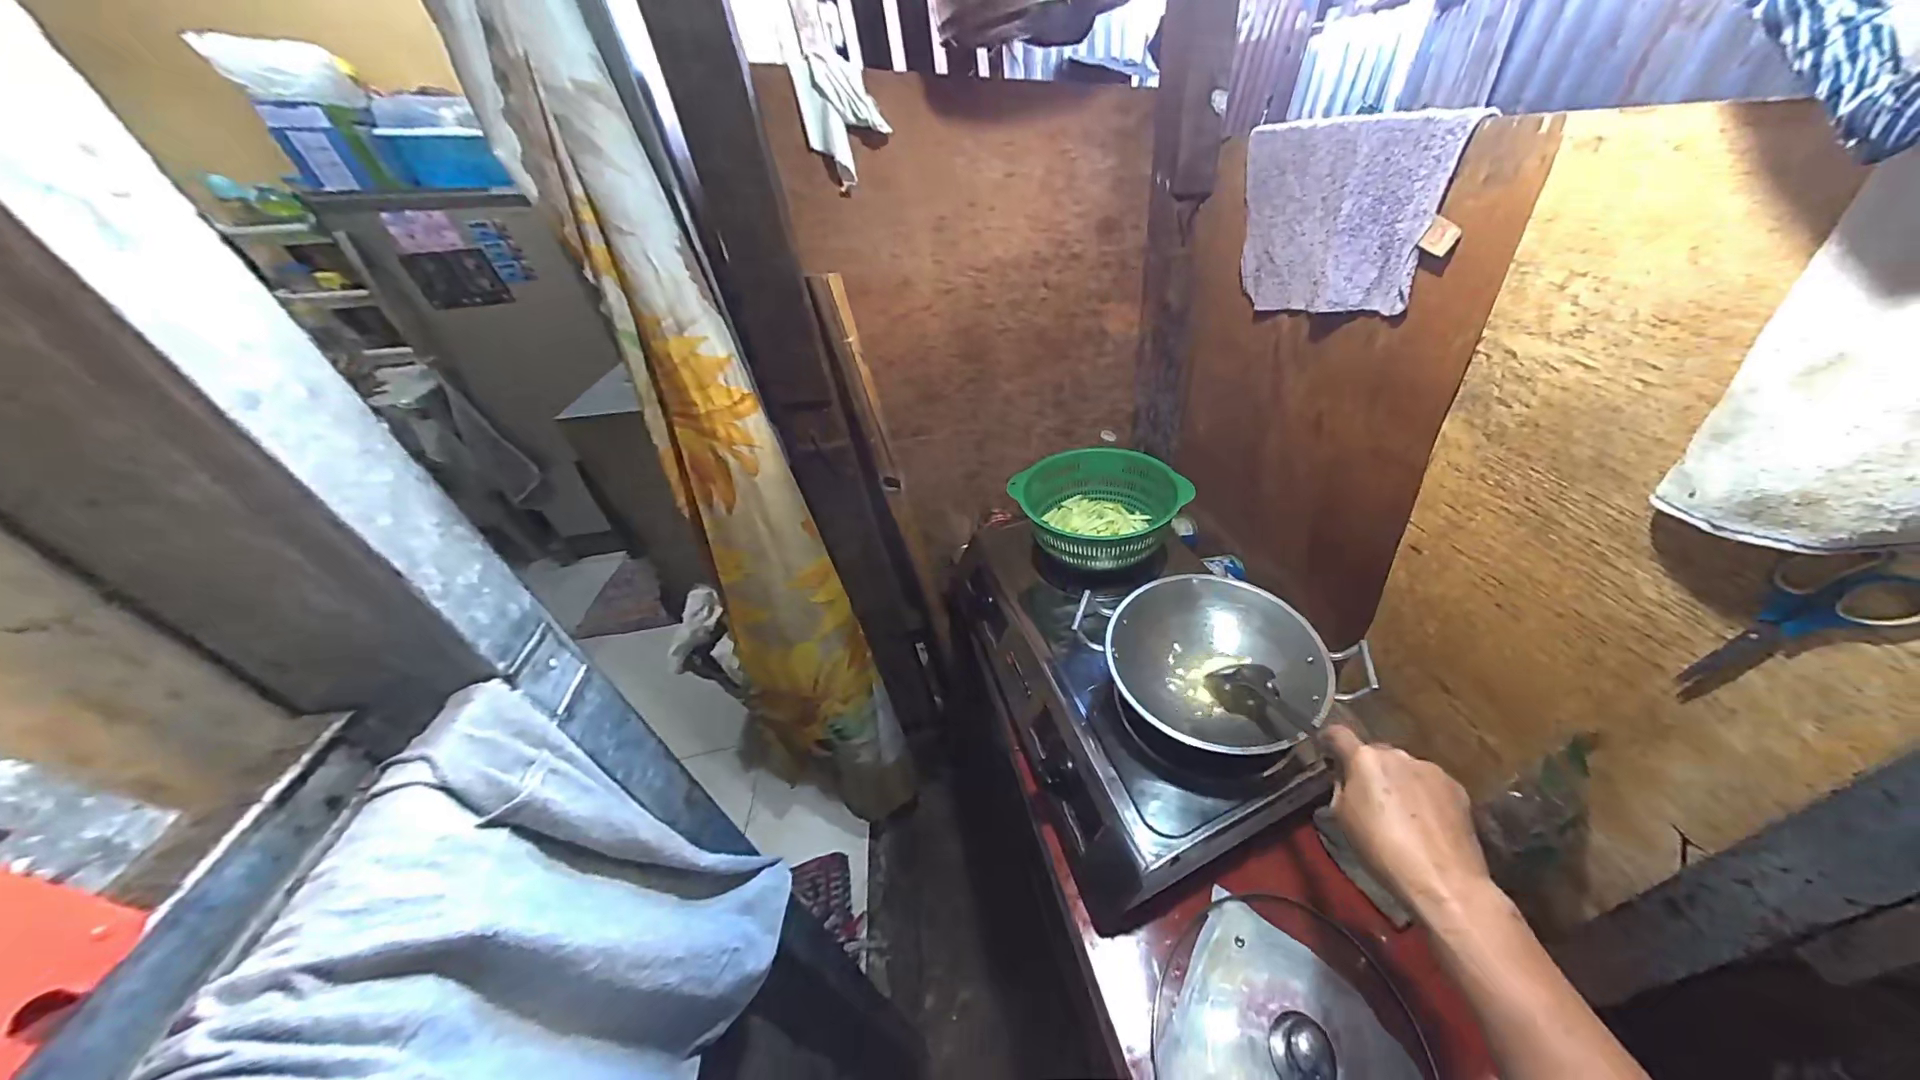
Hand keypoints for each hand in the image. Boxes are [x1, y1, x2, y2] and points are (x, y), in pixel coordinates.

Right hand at [1319, 724, 1490, 919]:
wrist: (1444, 881)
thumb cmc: (1381, 850)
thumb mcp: (1343, 817)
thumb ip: (1341, 786)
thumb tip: (1346, 777)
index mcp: (1364, 759)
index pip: (1337, 733)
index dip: (1328, 741)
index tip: (1327, 755)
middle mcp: (1398, 755)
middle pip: (1374, 752)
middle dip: (1368, 768)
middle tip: (1367, 796)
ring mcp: (1431, 769)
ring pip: (1404, 767)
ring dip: (1397, 781)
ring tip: (1402, 813)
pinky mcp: (1457, 787)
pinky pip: (1429, 782)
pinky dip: (1422, 794)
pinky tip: (1426, 821)